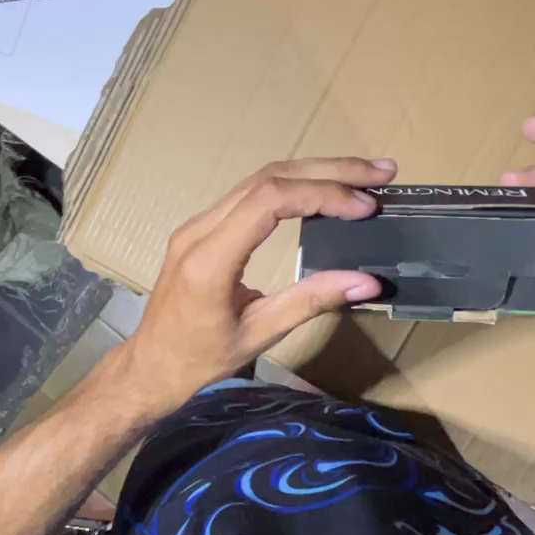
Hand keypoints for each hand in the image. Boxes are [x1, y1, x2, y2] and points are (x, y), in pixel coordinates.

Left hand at [110, 157, 396, 410]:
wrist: (153, 363)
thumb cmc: (201, 358)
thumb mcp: (260, 334)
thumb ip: (311, 302)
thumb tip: (368, 282)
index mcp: (210, 260)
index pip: (268, 201)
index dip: (321, 194)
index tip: (364, 206)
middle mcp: (198, 231)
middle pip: (268, 178)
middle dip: (329, 170)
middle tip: (381, 173)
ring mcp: (196, 225)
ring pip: (259, 179)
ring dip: (313, 173)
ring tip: (363, 176)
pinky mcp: (202, 229)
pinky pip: (250, 194)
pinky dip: (292, 186)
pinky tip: (323, 190)